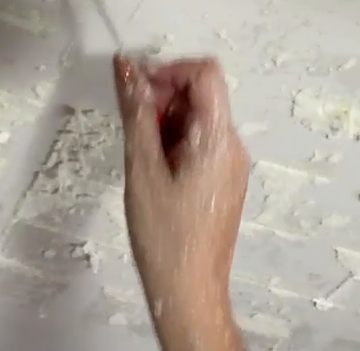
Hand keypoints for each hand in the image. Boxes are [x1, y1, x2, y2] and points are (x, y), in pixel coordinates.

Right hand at [115, 55, 249, 350]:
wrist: (188, 293)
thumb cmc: (166, 237)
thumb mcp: (141, 166)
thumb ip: (136, 110)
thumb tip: (127, 67)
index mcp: (219, 139)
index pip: (204, 72)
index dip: (168, 70)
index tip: (140, 89)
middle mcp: (232, 146)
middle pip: (199, 91)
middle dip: (162, 96)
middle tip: (136, 125)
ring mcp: (229, 162)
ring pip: (195, 114)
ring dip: (164, 119)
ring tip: (144, 154)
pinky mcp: (221, 177)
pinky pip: (197, 137)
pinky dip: (171, 138)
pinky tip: (154, 167)